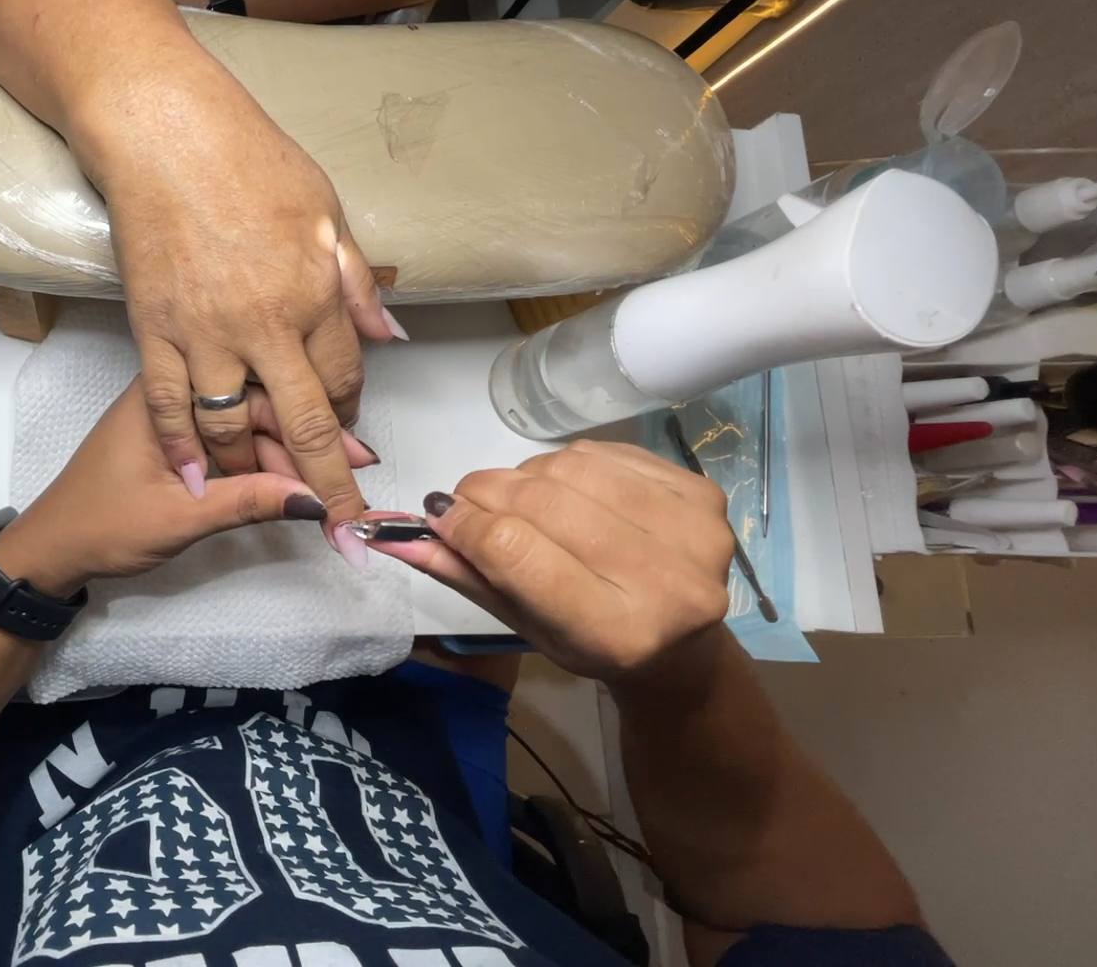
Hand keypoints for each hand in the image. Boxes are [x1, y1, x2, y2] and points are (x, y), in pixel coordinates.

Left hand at [0, 378, 378, 594]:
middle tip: (360, 468)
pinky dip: (262, 465)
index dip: (307, 433)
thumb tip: (317, 499)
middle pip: (257, 409)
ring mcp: (178, 417)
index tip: (353, 458)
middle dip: (306, 444)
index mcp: (166, 395)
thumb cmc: (103, 524)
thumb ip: (249, 501)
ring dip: (289, 457)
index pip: (255, 401)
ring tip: (337, 482)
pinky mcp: (179, 441)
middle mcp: (175, 393)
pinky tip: (294, 483)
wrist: (51, 546)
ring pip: (248, 427)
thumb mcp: (180, 516)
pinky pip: (231, 443)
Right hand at [79, 72, 399, 532]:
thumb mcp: (324, 209)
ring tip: (270, 494)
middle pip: (305, 424)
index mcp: (313, 295)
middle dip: (332, 486)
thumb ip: (354, 280)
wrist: (162, 138)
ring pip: (234, 426)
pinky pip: (170, 406)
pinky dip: (182, 448)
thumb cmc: (247, 161)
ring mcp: (205, 335)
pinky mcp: (155, 334)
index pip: (346, 379)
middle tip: (347, 531)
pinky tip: (194, 479)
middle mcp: (265, 328)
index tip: (356, 440)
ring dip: (254, 469)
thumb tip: (389, 332)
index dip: (354, 416)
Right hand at [367, 441, 736, 682]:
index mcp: (613, 631)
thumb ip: (458, 572)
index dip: (465, 523)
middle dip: (486, 492)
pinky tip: (567, 490)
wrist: (676, 645)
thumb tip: (393, 534)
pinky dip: (567, 461)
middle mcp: (666, 583)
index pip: (513, 548)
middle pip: (541, 501)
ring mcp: (694, 533)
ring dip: (525, 474)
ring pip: (569, 467)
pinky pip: (603, 452)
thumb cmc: (583, 642)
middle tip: (469, 502)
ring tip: (522, 500)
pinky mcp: (703, 495)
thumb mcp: (516, 621)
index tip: (441, 516)